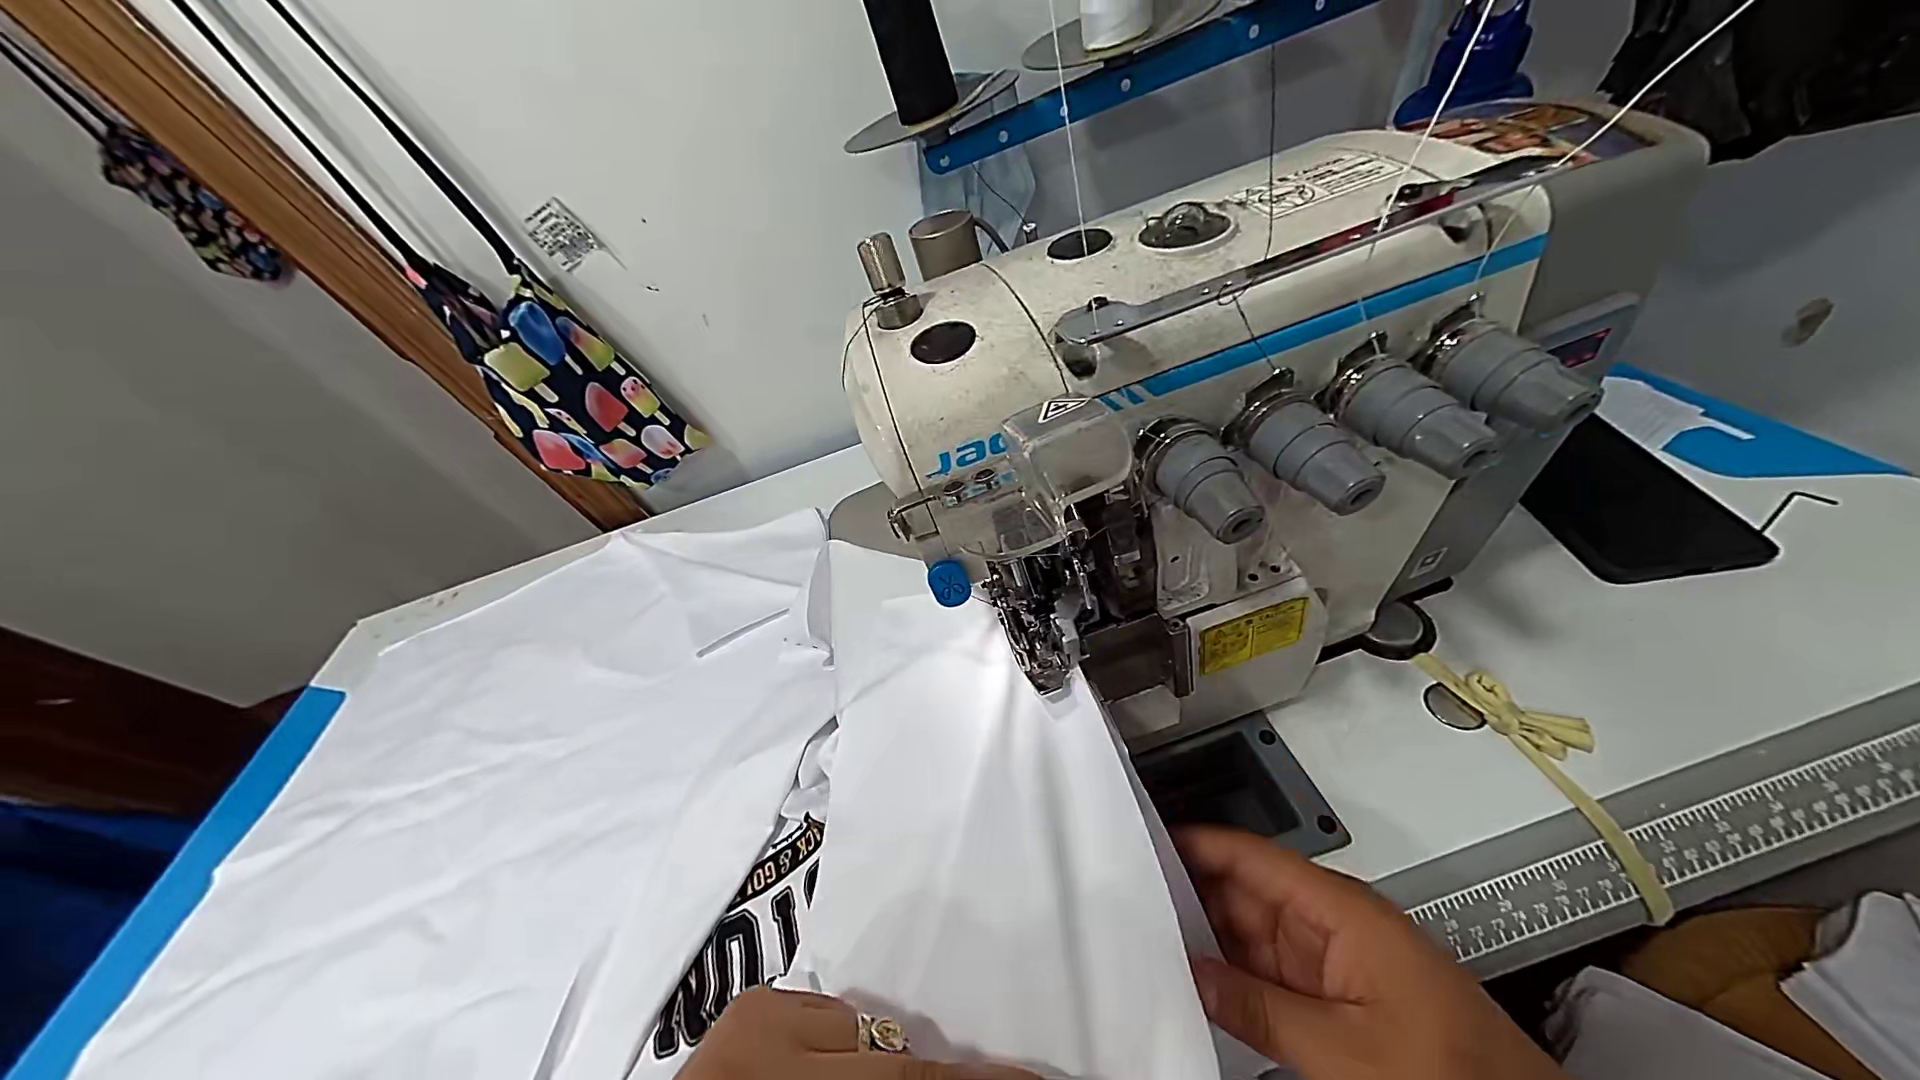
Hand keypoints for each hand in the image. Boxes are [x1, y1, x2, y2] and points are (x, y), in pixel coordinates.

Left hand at [678, 986, 1041, 1079]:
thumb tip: (936, 1070)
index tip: (1035, 1078)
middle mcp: (774, 1059)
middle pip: (893, 1061)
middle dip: (935, 1074)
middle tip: (975, 1077)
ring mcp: (757, 1023)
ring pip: (860, 1032)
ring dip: (872, 1063)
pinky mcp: (747, 1002)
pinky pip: (826, 1013)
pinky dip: (835, 1041)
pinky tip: (811, 1068)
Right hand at [1176, 825, 1565, 1079]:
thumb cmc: (1465, 1076)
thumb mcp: (1348, 1049)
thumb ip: (1260, 1007)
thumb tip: (1193, 972)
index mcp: (1340, 910)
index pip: (1252, 856)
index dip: (1200, 843)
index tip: (1150, 839)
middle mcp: (1329, 922)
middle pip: (1242, 889)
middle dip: (1191, 892)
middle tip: (1138, 900)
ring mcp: (1326, 959)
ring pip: (1247, 930)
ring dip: (1206, 935)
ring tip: (1155, 937)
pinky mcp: (1328, 993)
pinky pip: (1262, 969)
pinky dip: (1228, 971)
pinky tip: (1197, 977)